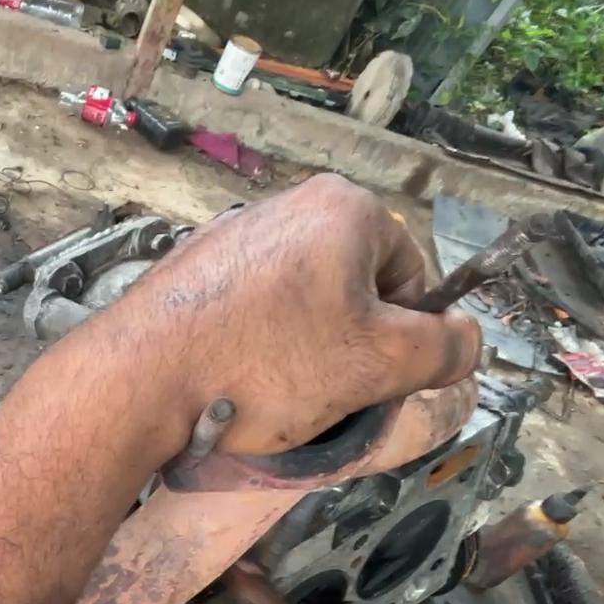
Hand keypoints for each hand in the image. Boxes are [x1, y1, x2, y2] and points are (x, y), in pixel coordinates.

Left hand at [104, 175, 480, 456]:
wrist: (137, 383)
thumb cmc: (263, 368)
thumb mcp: (378, 365)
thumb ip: (445, 349)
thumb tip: (466, 339)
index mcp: (341, 209)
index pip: (409, 274)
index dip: (403, 337)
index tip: (374, 380)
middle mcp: (280, 209)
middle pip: (347, 290)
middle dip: (344, 347)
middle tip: (320, 395)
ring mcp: (223, 241)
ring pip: (291, 308)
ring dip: (294, 354)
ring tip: (268, 395)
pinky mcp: (183, 278)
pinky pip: (239, 317)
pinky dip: (245, 350)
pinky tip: (228, 384)